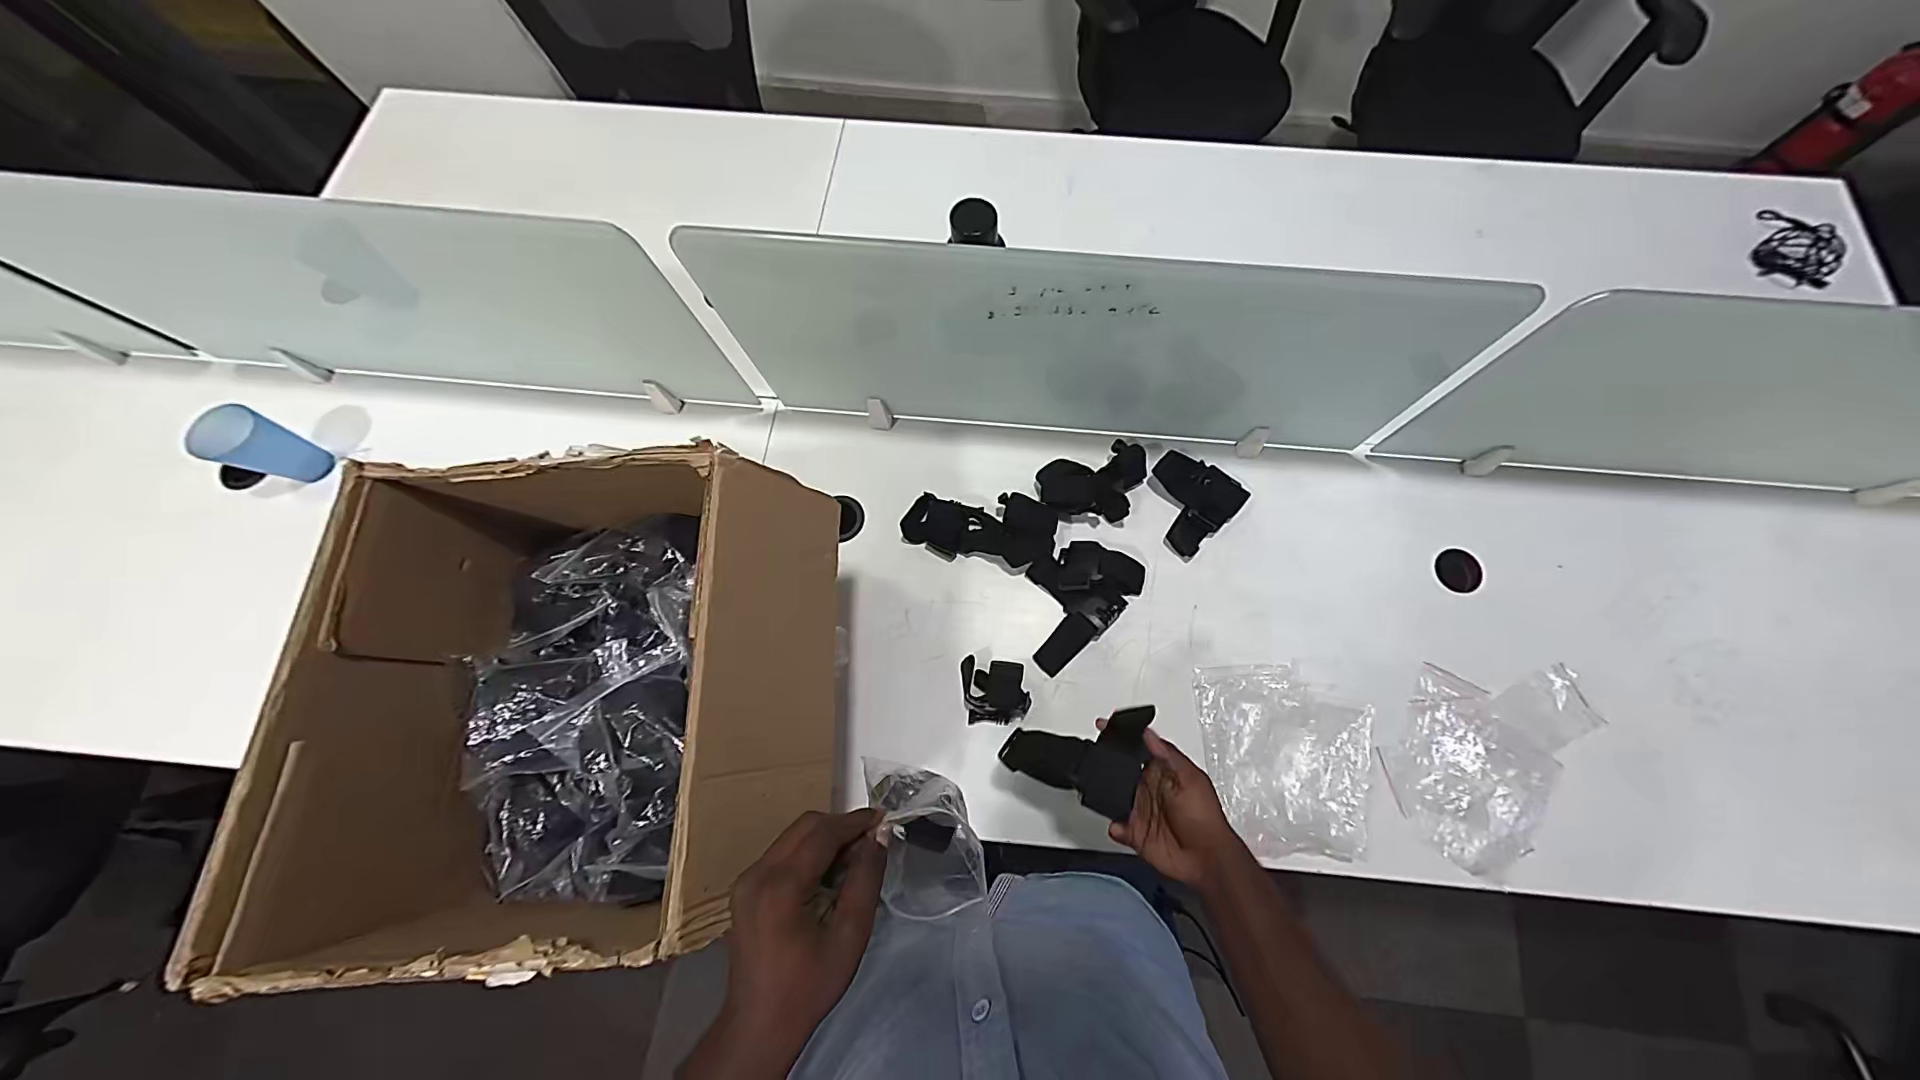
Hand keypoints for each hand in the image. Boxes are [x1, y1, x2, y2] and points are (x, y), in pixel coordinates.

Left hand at [724, 809, 885, 1041]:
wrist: (760, 1025)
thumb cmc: (809, 986)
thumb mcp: (850, 934)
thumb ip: (866, 878)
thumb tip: (879, 837)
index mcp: (780, 886)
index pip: (823, 833)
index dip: (855, 822)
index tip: (883, 819)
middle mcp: (758, 873)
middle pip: (805, 826)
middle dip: (841, 827)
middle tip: (871, 843)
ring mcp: (747, 879)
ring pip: (794, 836)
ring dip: (826, 839)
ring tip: (853, 861)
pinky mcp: (746, 887)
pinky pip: (783, 852)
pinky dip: (809, 852)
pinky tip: (828, 875)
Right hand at [1105, 725, 1247, 890]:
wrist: (1207, 861)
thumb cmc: (1206, 819)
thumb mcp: (1190, 780)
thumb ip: (1168, 756)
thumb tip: (1149, 734)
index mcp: (1163, 773)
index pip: (1139, 748)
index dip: (1122, 736)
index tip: (1105, 724)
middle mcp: (1150, 789)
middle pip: (1121, 771)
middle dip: (1107, 764)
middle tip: (1096, 759)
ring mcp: (1142, 811)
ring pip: (1115, 797)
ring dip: (1107, 795)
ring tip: (1101, 792)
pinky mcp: (1137, 833)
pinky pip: (1117, 827)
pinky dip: (1114, 826)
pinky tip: (1118, 825)